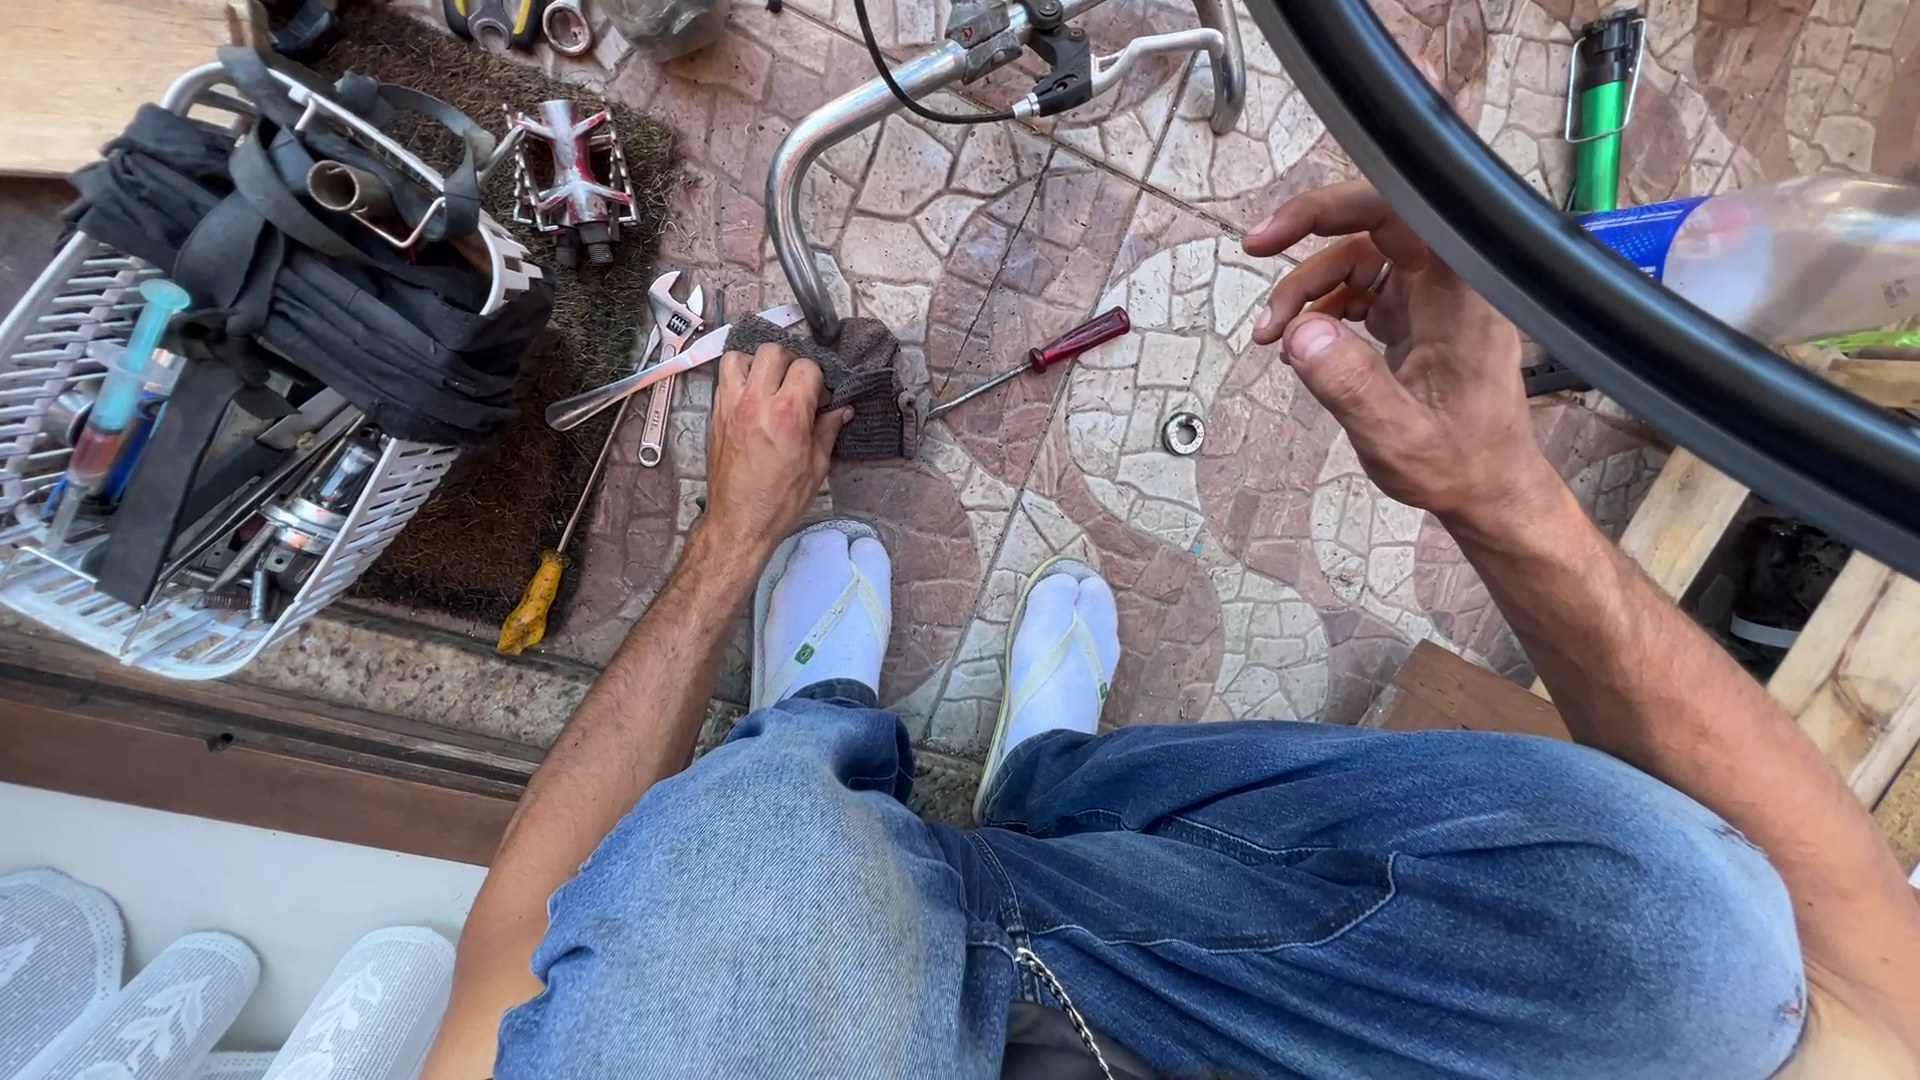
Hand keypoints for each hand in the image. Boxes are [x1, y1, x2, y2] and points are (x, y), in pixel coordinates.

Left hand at [702, 344, 849, 556]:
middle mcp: (756, 402)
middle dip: (789, 363)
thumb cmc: (781, 499)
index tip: (821, 397)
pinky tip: (752, 400)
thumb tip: (841, 411)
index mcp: (788, 414)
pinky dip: (738, 380)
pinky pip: (723, 380)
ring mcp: (730, 406)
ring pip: (738, 357)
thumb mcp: (817, 466)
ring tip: (767, 384)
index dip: (818, 379)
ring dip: (756, 364)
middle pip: (771, 352)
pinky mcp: (715, 416)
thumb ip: (828, 430)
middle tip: (796, 385)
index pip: (806, 367)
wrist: (740, 521)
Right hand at [1243, 180, 1556, 531]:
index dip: (1333, 209)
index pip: (1400, 215)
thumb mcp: (1395, 436)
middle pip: (1374, 228)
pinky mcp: (1416, 318)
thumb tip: (1298, 332)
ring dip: (1307, 291)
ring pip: (1359, 261)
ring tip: (1271, 336)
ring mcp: (1432, 299)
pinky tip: (1298, 346)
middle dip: (1309, 238)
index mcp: (1460, 296)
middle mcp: (1451, 285)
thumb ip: (1349, 384)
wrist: (1485, 487)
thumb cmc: (1457, 464)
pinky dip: (1321, 312)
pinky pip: (1361, 292)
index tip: (1274, 235)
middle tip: (1255, 252)